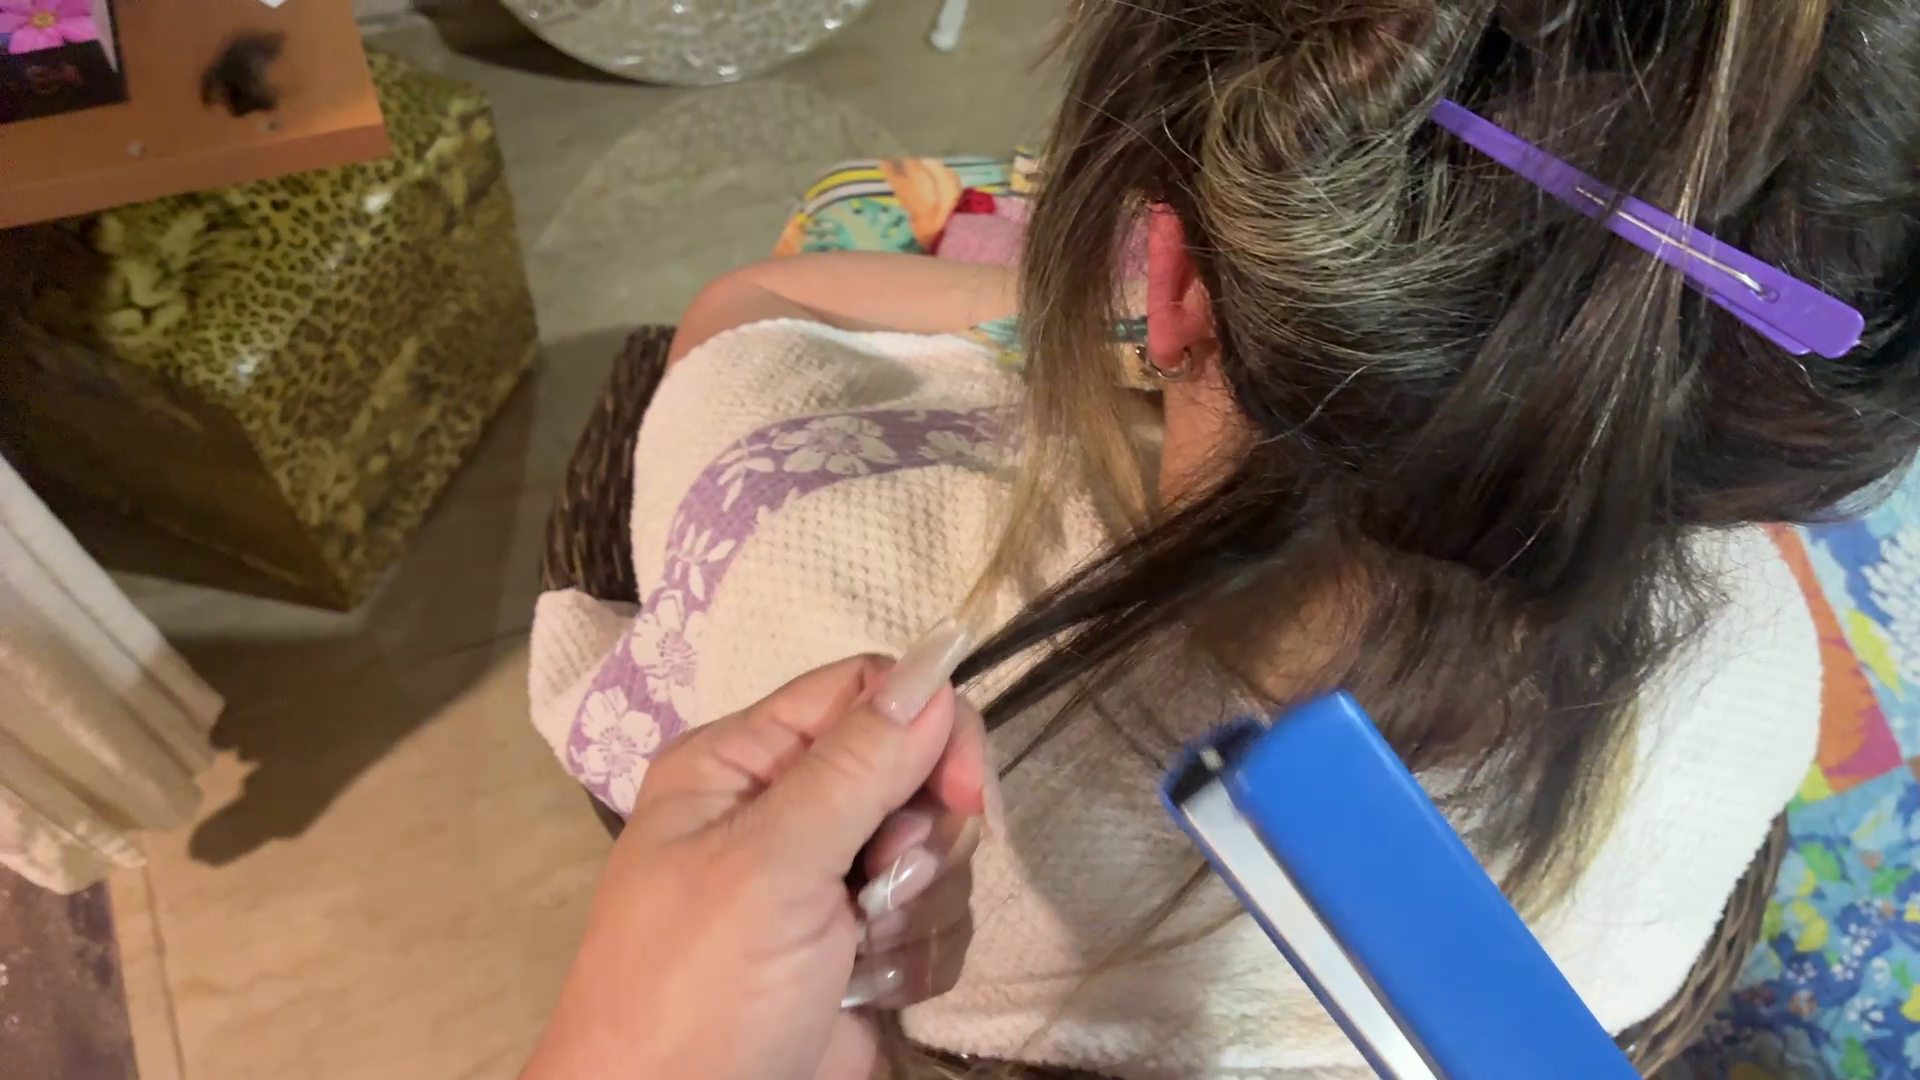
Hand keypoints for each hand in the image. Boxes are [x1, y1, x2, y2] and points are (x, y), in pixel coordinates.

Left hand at [522, 623, 984, 1079]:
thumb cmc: (699, 991)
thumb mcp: (771, 867)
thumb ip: (857, 765)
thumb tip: (934, 664)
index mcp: (748, 759)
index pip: (865, 690)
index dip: (927, 722)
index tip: (963, 788)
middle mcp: (793, 801)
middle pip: (913, 763)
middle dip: (919, 830)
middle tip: (886, 884)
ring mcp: (833, 868)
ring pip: (935, 840)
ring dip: (917, 901)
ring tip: (863, 949)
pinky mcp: (869, 931)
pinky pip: (938, 906)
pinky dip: (918, 950)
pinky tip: (870, 987)